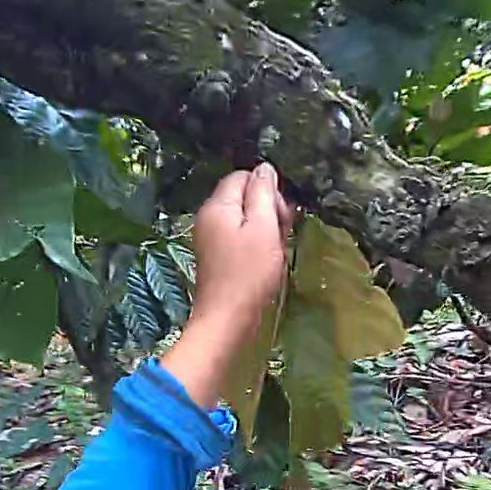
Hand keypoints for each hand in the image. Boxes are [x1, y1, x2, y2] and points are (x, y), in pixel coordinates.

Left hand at [161, 164, 294, 406]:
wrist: (226, 320)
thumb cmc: (248, 274)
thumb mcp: (263, 227)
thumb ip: (264, 194)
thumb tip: (265, 168)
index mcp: (217, 206)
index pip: (244, 177)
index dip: (268, 191)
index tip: (281, 215)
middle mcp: (209, 218)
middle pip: (244, 198)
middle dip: (268, 211)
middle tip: (281, 235)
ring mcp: (211, 240)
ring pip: (245, 221)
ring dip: (266, 232)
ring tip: (275, 252)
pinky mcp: (218, 259)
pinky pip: (240, 241)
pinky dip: (257, 248)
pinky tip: (267, 264)